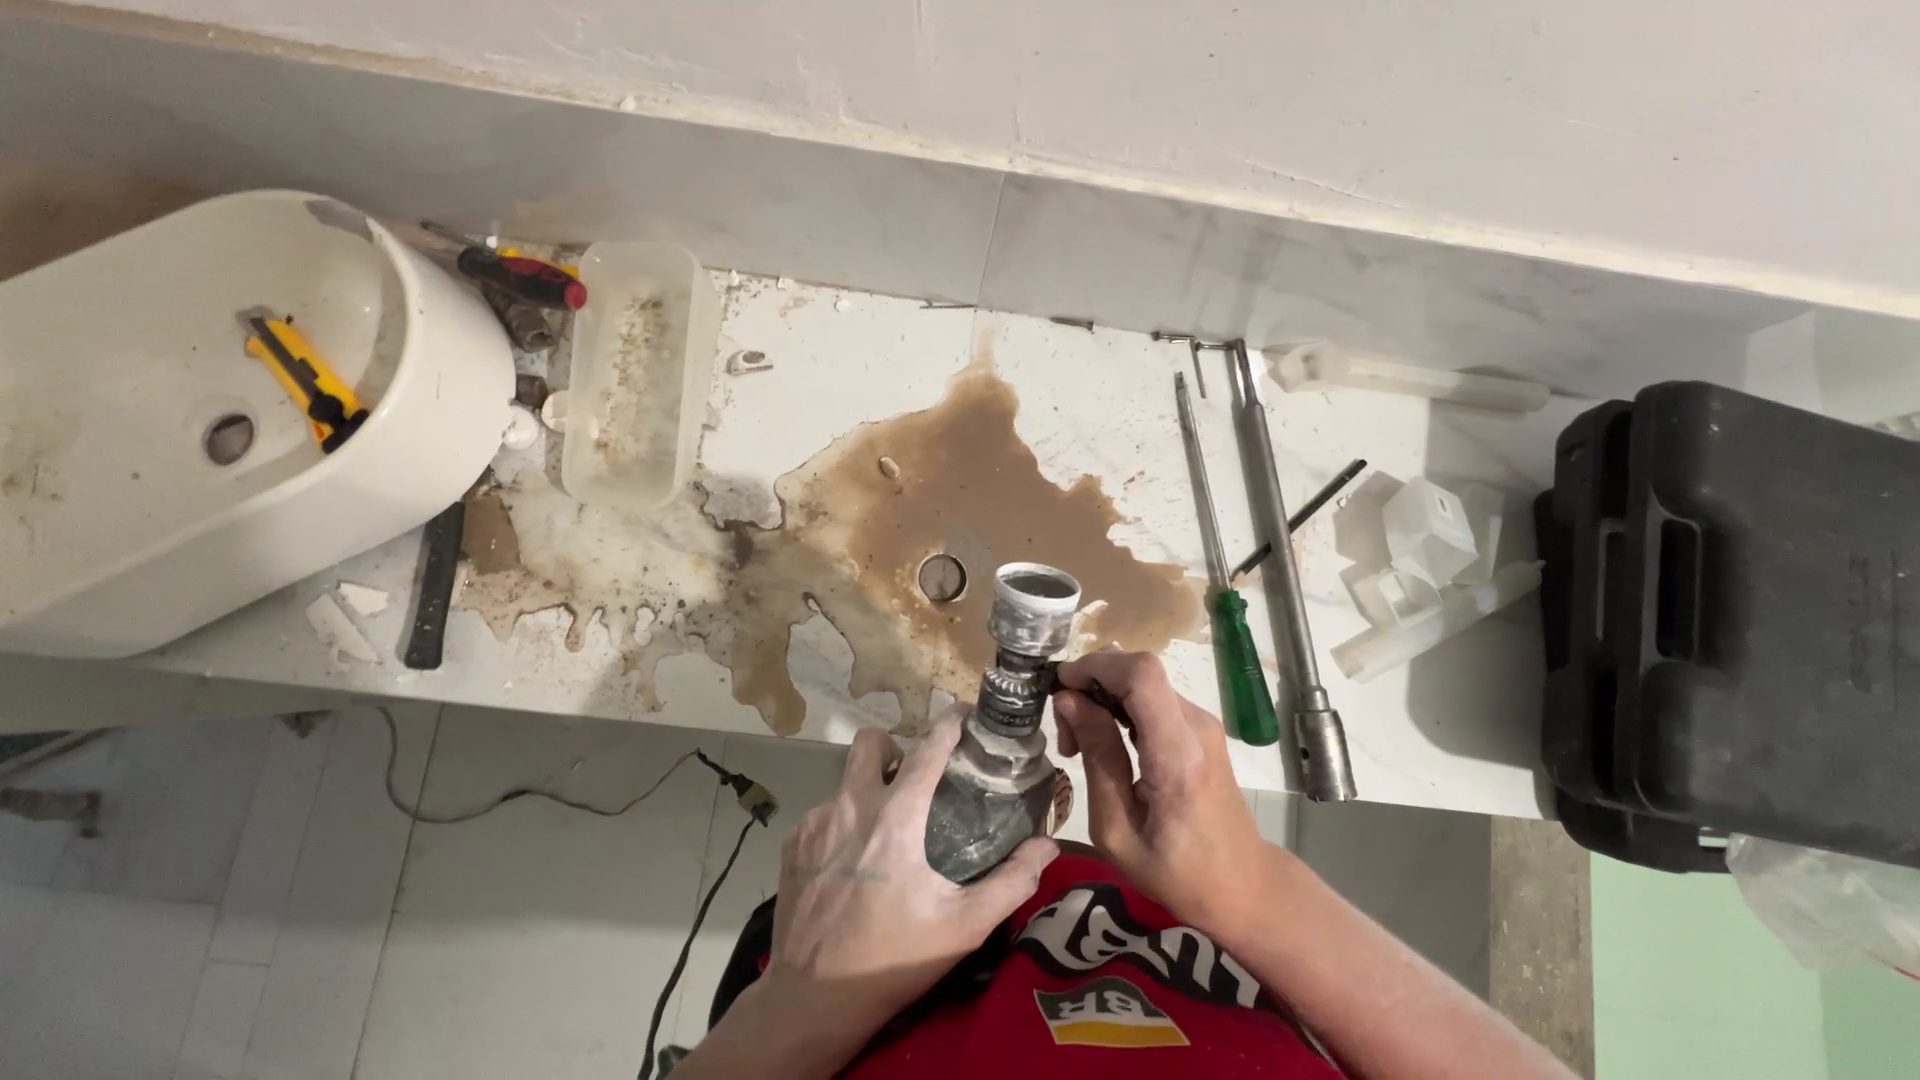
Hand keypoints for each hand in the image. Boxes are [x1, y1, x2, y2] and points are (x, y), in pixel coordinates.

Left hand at [762, 709, 1058, 1048]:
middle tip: (913, 780)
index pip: (927, 749)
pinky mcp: (792, 843)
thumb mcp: (963, 926)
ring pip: (845, 781)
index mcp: (896, 817)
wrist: (813, 998)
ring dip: (867, 790)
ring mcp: (815, 823)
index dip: (948, 724)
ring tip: (884, 831)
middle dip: (893, 747)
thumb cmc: (894, 958)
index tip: (963, 713)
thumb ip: (1011, 881)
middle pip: (871, 742)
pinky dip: (842, 824)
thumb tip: (1046, 845)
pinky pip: (823, 814)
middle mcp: (851, 806)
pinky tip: (851, 864)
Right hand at [1053, 651, 1269, 933]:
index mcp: (1178, 756)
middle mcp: (1197, 726)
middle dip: (1091, 686)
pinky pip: (1152, 697)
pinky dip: (1119, 707)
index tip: (1059, 691)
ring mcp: (1203, 723)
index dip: (1096, 667)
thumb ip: (1097, 759)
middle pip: (1139, 670)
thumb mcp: (1117, 830)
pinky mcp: (1200, 727)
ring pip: (1142, 680)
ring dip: (1102, 698)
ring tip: (1080, 744)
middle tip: (1067, 735)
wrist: (1242, 884)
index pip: (1142, 675)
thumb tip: (1068, 701)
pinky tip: (1106, 744)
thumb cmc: (1177, 872)